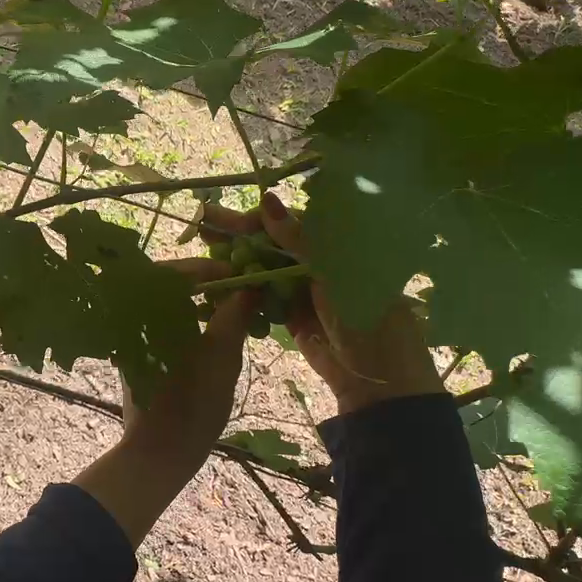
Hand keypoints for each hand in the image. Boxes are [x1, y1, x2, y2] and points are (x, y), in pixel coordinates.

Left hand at [72, 249, 256, 547]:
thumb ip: (234, 315)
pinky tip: (210, 328)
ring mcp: (129, 334)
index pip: (176, 271)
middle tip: (236, 288)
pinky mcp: (134, 350)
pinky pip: (159, 321)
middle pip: (167, 283)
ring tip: (230, 308)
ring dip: (196, 300)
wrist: (157, 452)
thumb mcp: (223, 356)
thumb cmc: (192, 404)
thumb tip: (248, 286)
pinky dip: (184, 318)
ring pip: (164, 302)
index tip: (241, 274)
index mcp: (145, 309)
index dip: (210, 268)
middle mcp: (130, 315)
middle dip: (204, 281)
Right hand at [206, 192, 440, 415]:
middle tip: (203, 226)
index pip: (289, 223)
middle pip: (272, 243)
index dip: (256, 219)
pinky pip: (262, 297)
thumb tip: (266, 199)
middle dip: (238, 235)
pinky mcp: (292, 316)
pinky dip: (241, 290)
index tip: (226, 219)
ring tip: (203, 249)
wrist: (378, 382)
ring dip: (234, 260)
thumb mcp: (332, 273)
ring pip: (263, 269)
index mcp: (337, 248)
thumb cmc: (366, 319)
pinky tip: (214, 280)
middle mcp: (319, 265)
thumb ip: (297, 239)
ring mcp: (304, 291)